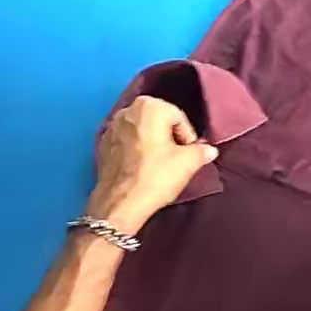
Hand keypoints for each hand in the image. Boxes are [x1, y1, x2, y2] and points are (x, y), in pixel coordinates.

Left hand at [85, 96, 218, 235]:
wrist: (120, 204)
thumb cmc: (156, 177)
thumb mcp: (188, 163)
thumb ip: (201, 151)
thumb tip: (209, 150)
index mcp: (149, 106)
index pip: (178, 118)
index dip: (188, 138)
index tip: (189, 155)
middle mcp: (127, 110)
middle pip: (158, 121)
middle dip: (169, 138)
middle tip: (176, 159)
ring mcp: (110, 127)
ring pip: (141, 131)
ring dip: (152, 143)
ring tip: (159, 165)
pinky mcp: (101, 145)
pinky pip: (126, 143)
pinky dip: (135, 151)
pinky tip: (141, 168)